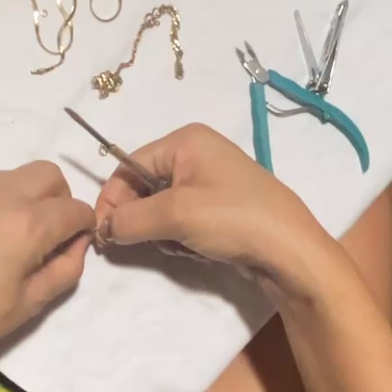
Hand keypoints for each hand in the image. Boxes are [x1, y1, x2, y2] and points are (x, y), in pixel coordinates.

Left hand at [0, 161, 94, 366]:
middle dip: (58, 200)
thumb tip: (75, 242)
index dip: (83, 227)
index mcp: (26, 224)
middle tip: (47, 234)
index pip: (75, 209)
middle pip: (48, 175)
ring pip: (14, 176)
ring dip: (25, 199)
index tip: (74, 244)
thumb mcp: (33, 302)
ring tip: (9, 236)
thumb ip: (67, 267)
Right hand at [94, 124, 335, 294]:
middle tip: (149, 242)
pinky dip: (181, 238)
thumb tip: (102, 228)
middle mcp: (197, 154)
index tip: (104, 234)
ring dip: (163, 232)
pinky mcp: (220, 209)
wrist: (289, 251)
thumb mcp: (175, 215)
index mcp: (186, 140)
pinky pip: (182, 221)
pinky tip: (197, 251)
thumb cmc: (232, 219)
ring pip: (161, 209)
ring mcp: (210, 182)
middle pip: (144, 187)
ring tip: (182, 245)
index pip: (129, 164)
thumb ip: (130, 219)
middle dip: (142, 218)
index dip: (113, 199)